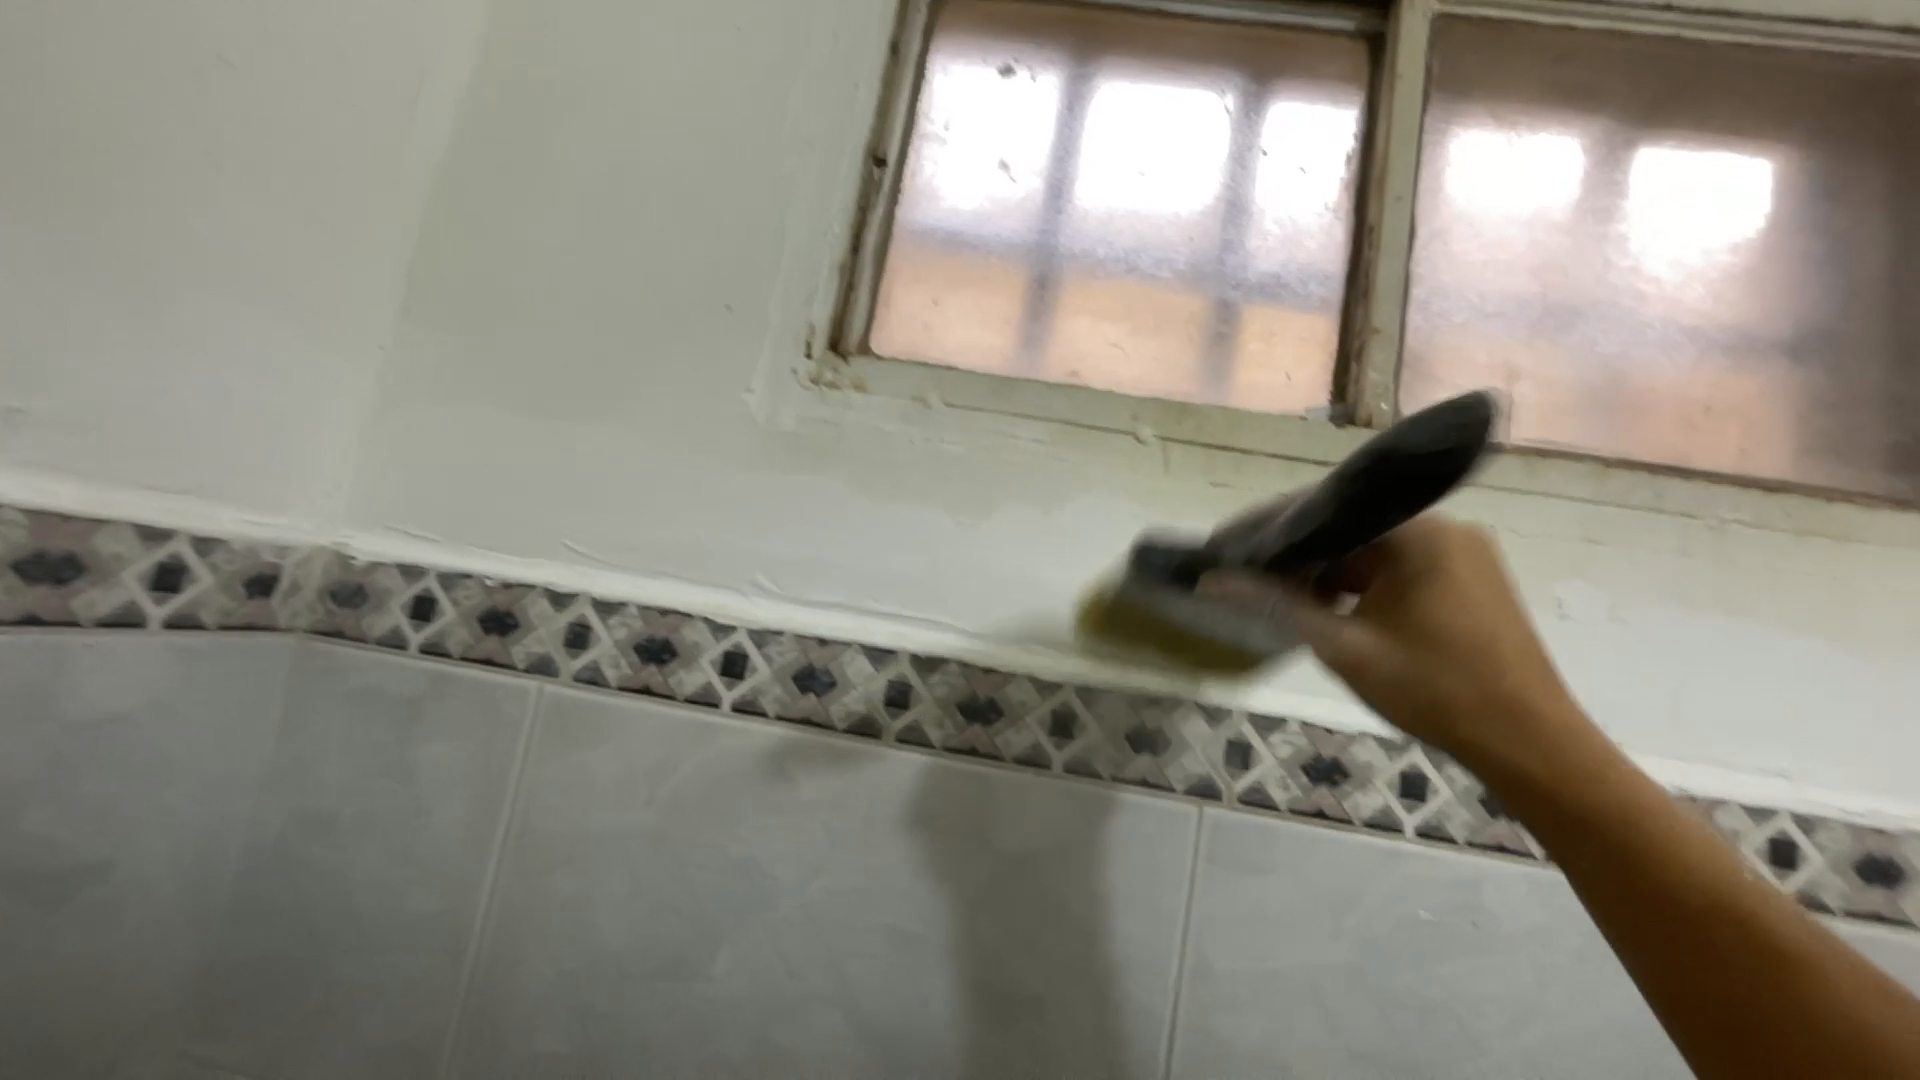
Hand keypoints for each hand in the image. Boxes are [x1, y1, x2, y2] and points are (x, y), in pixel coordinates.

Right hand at [1202, 515, 1582, 769]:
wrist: (1530, 744)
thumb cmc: (1434, 691)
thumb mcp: (1343, 646)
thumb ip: (1277, 603)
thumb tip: (1213, 580)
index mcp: (1419, 532)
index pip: (1325, 512)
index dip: (1268, 531)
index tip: (1224, 548)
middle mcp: (1445, 528)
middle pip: (1349, 530)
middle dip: (1297, 555)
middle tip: (1245, 578)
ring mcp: (1463, 554)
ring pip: (1373, 552)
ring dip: (1329, 574)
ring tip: (1280, 599)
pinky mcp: (1470, 581)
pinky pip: (1399, 570)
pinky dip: (1362, 587)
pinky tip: (1331, 612)